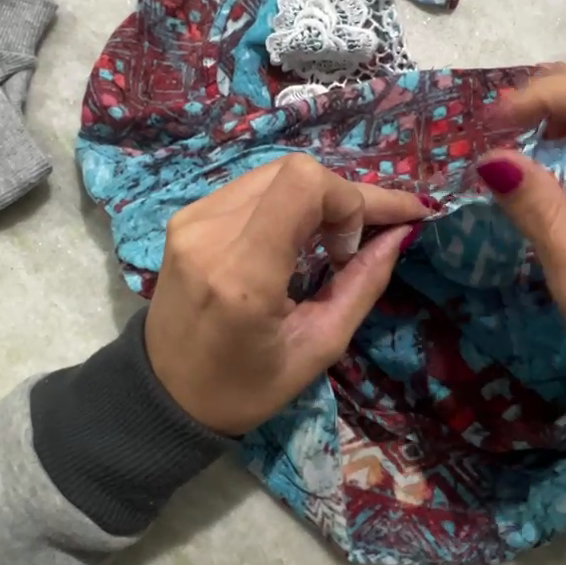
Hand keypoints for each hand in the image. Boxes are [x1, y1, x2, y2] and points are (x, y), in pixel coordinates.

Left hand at [146, 155, 430, 435]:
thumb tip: (401, 232)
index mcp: (243, 274)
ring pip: (274, 172)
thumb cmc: (245, 387)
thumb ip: (363, 284)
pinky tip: (296, 237)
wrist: (164, 393)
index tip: (372, 237)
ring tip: (333, 239)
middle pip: (295, 171)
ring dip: (316, 198)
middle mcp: (211, 233)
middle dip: (343, 198)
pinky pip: (251, 187)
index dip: (354, 199)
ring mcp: (192, 220)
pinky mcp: (186, 218)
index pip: (305, 184)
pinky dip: (285, 204)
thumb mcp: (318, 348)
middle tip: (362, 239)